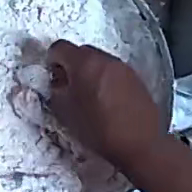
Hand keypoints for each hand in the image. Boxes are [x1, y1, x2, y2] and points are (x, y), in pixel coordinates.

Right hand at [47, 40, 166, 173]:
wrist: (140, 144)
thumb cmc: (98, 129)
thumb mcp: (64, 112)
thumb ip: (56, 90)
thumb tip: (59, 81)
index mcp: (84, 62)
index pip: (59, 47)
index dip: (52, 61)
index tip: (53, 78)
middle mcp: (106, 59)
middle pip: (81, 52)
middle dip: (72, 66)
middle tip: (69, 88)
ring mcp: (124, 67)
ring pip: (100, 62)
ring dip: (90, 73)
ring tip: (90, 96)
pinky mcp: (137, 79)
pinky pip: (114, 72)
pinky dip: (106, 80)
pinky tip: (108, 102)